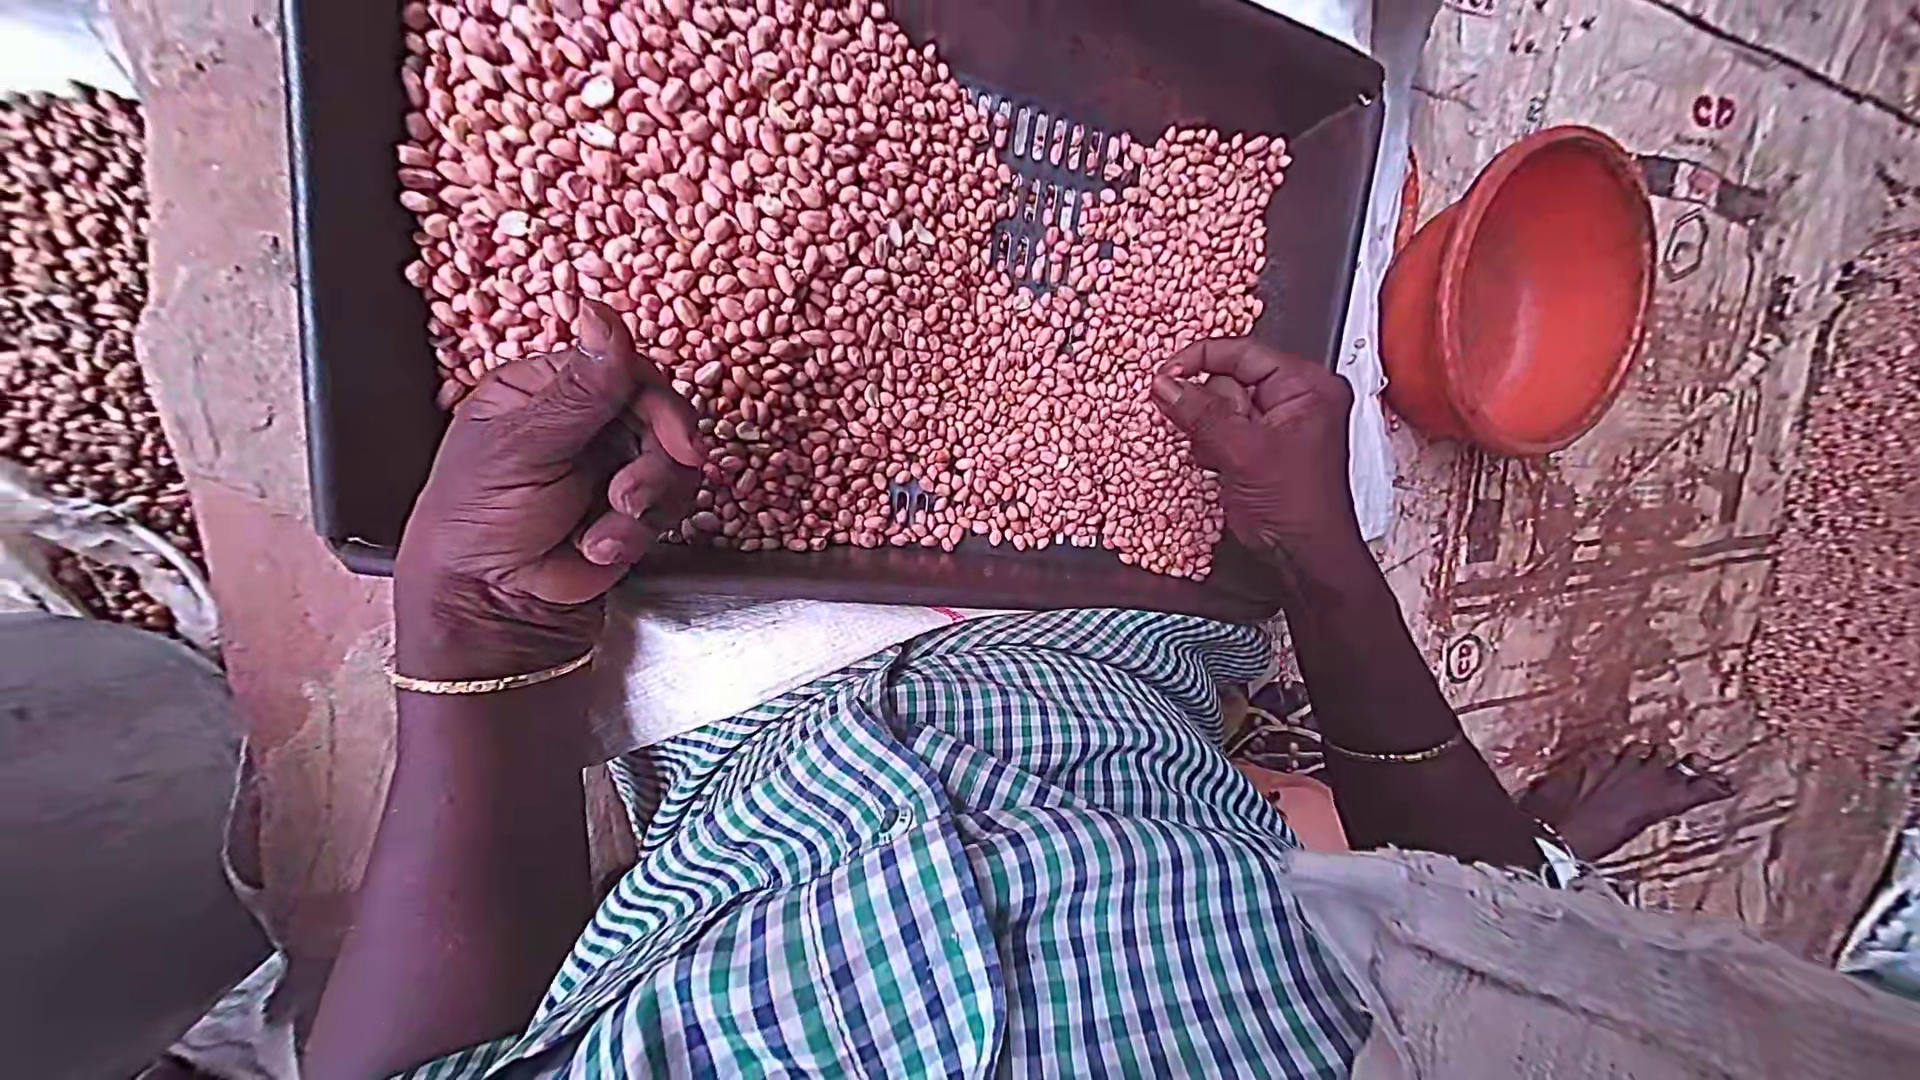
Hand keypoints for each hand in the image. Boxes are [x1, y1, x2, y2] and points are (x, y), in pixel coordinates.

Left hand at [393, 300, 703, 680]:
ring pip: (675, 466)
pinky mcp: (639, 509)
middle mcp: (592, 424)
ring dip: (648, 501)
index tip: (679, 436)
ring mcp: (619, 467)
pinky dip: (640, 531)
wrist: (493, 600)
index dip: (660, 403)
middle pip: (663, 420)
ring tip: (607, 526)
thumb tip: (601, 314)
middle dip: (658, 462)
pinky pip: (672, 506)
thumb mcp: (523, 447)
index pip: (627, 373)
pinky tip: (601, 544)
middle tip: (635, 494)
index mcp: (551, 391)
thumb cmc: (480, 518)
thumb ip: (578, 390)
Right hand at [1149, 337, 1362, 573]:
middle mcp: (1291, 398)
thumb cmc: (1294, 502)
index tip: (1165, 373)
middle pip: (1226, 381)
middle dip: (1210, 410)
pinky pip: (1216, 431)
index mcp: (1305, 385)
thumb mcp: (1244, 450)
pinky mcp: (1253, 446)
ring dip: (1207, 433)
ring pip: (1216, 408)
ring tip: (1222, 459)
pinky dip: (1209, 447)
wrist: (1301, 551)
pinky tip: (1219, 467)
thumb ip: (1201, 413)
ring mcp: (1271, 424)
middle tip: (1218, 440)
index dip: (1201, 359)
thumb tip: (1164, 384)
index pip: (1244, 353)